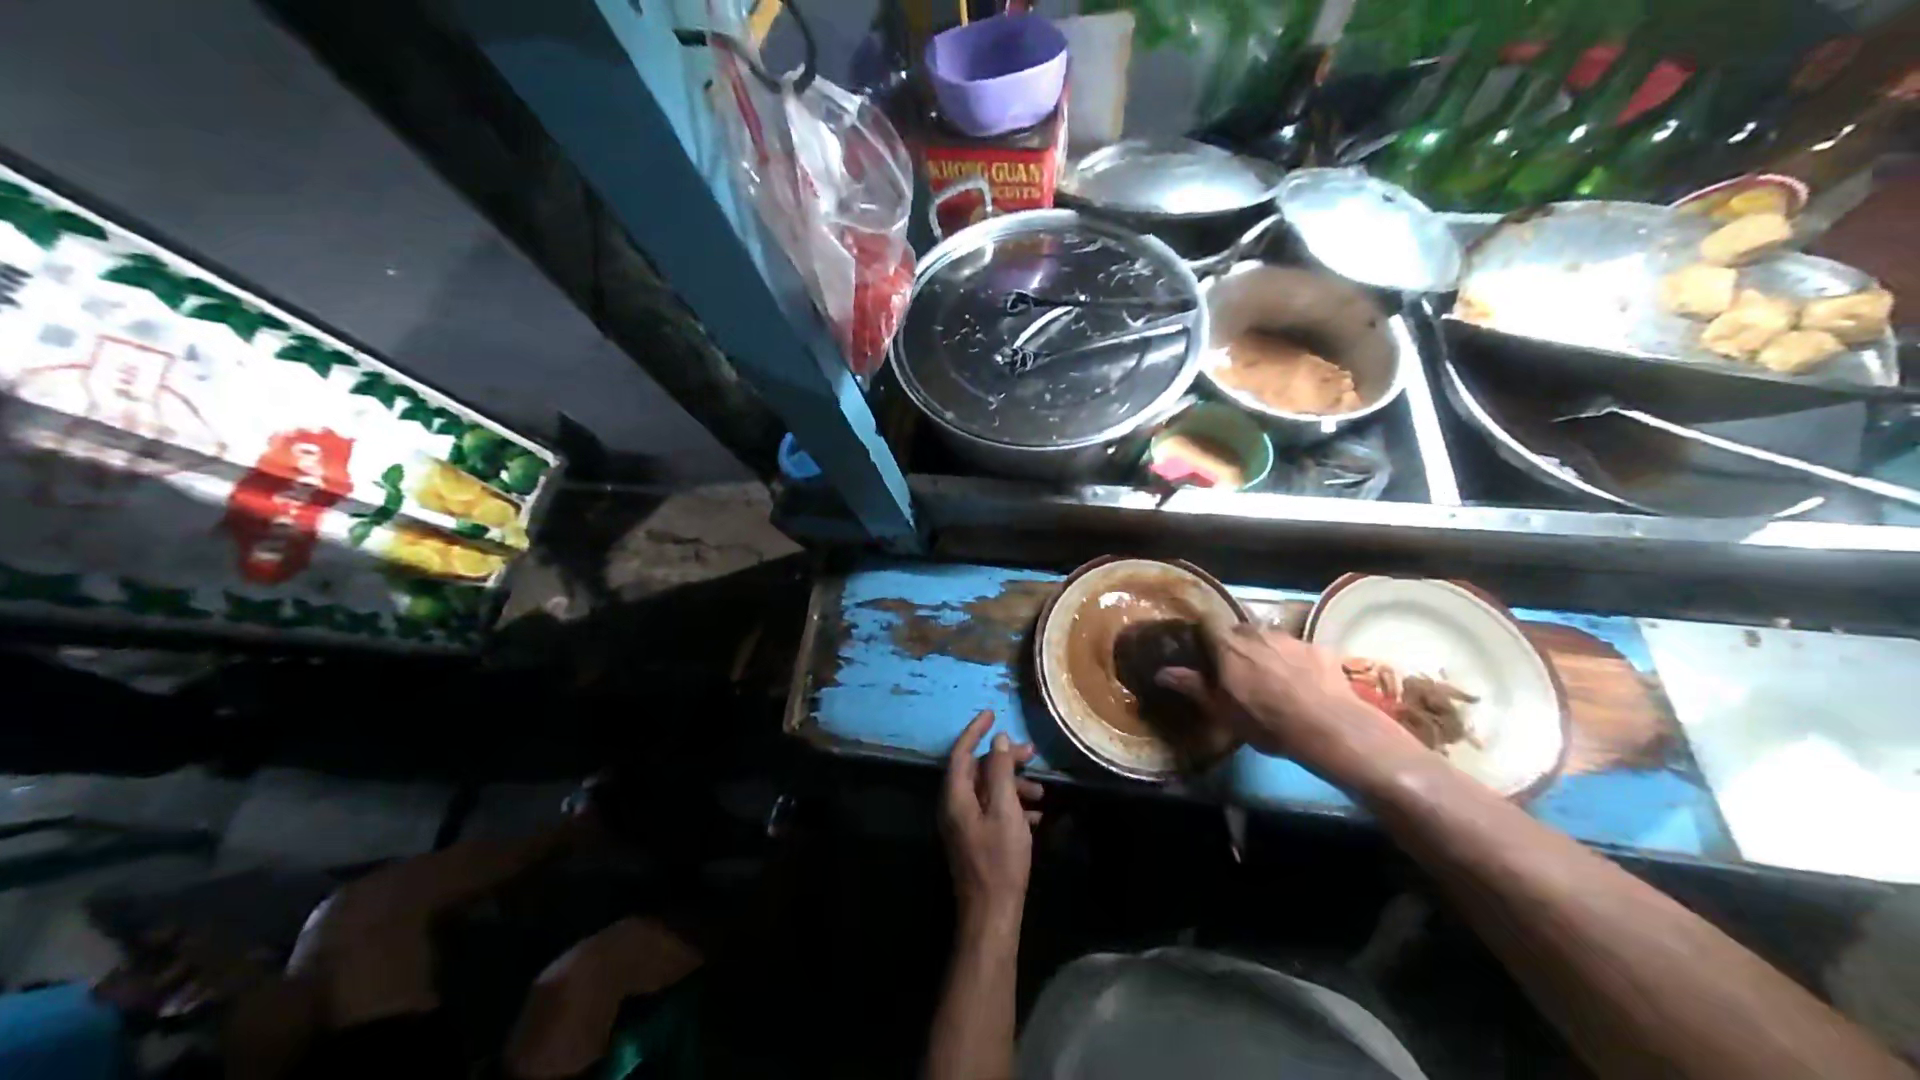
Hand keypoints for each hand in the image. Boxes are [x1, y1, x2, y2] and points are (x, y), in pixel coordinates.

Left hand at [940, 710, 1043, 926]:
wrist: (992, 913)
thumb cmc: (1000, 861)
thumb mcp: (1005, 811)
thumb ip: (1001, 773)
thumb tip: (999, 741)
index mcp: (955, 796)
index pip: (961, 752)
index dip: (976, 731)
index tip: (992, 713)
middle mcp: (953, 806)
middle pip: (977, 770)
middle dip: (1004, 760)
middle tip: (1032, 754)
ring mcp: (962, 824)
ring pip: (987, 791)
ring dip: (1013, 786)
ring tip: (1041, 792)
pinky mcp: (974, 838)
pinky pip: (991, 810)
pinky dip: (1012, 806)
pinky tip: (1036, 817)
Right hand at [1156, 623, 1424, 787]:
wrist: (1329, 728)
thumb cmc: (1266, 721)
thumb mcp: (1222, 710)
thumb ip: (1192, 686)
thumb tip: (1161, 672)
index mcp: (1228, 645)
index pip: (1207, 622)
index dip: (1203, 634)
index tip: (1202, 649)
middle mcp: (1257, 633)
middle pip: (1239, 629)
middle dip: (1236, 644)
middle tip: (1237, 669)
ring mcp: (1291, 639)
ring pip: (1270, 638)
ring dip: (1266, 652)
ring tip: (1273, 678)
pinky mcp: (1319, 649)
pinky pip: (1299, 650)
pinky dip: (1296, 662)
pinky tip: (1303, 684)